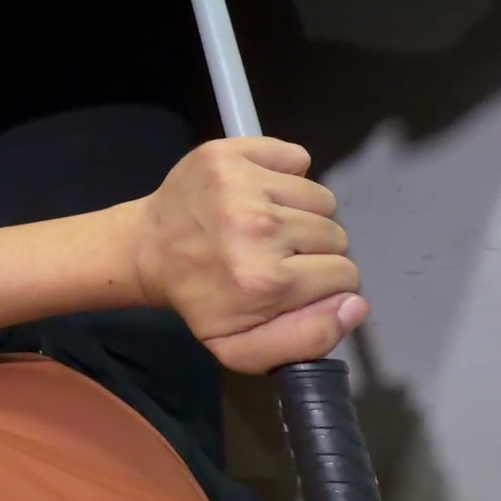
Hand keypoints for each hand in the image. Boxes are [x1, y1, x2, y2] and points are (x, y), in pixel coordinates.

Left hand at [129, 137, 367, 372]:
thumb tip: (355, 304)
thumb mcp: (242, 347)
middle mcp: (256, 226)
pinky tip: (259, 192)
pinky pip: (295, 156)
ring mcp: (239, 183)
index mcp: (265, 279)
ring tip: (263, 224)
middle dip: (312, 247)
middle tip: (271, 252)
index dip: (324, 282)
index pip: (345, 276)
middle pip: (335, 234)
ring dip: (300, 211)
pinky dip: (286, 172)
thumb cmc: (198, 298)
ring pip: (320, 197)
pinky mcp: (227, 153)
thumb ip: (309, 339)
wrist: (146, 248)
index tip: (290, 280)